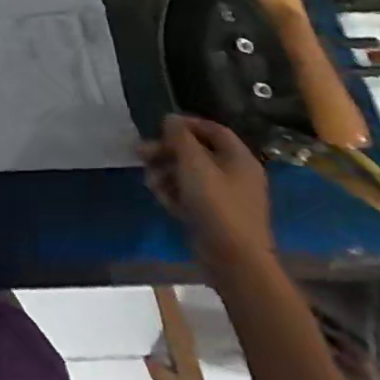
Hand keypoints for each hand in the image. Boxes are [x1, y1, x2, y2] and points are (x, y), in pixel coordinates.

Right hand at [137, 113, 272, 274]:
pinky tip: (160, 197)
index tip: (160, 125)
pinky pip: (190, 196)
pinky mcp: (213, 216)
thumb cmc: (216, 205)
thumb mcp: (194, 164)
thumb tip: (170, 118)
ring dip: (166, 173)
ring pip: (189, 175)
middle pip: (196, 153)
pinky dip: (174, 193)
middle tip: (140, 153)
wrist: (234, 260)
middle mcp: (234, 174)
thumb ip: (180, 138)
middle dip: (167, 151)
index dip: (187, 124)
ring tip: (150, 181)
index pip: (213, 130)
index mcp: (238, 159)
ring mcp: (224, 197)